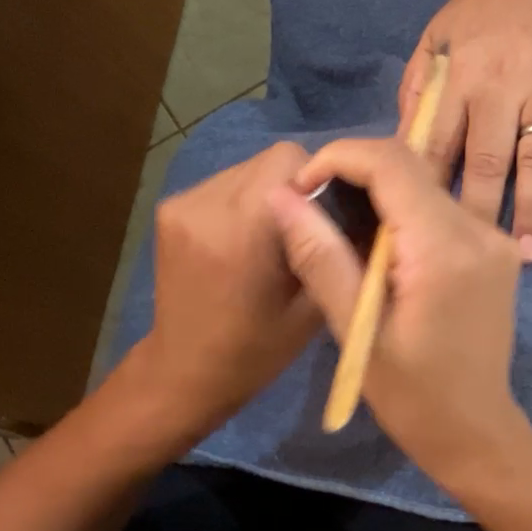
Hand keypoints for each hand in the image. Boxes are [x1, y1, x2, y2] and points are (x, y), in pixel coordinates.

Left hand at [136, 142, 320, 434]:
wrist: (184, 370)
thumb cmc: (257, 350)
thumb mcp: (312, 308)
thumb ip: (330, 250)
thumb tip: (361, 209)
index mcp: (243, 231)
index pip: (292, 162)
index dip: (320, 183)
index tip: (329, 221)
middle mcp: (206, 205)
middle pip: (271, 160)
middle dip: (297, 189)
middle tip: (307, 232)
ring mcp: (183, 203)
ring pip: (248, 168)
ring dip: (270, 195)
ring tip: (274, 240)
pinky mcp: (170, 208)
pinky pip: (225, 184)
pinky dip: (244, 203)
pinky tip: (247, 241)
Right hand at [268, 137, 528, 477]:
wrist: (476, 431)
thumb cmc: (413, 396)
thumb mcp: (356, 330)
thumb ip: (320, 257)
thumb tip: (280, 196)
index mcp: (447, 247)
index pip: (392, 162)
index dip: (339, 157)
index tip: (300, 187)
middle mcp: (481, 230)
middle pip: (412, 166)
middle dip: (355, 172)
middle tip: (312, 206)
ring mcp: (495, 239)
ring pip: (428, 184)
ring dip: (379, 191)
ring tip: (338, 226)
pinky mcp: (496, 252)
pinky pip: (443, 210)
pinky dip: (405, 212)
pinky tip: (379, 244)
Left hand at [401, 0, 531, 261]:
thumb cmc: (486, 11)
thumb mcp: (438, 36)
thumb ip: (420, 88)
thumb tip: (405, 146)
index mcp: (462, 76)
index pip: (439, 142)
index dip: (428, 189)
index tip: (420, 233)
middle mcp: (505, 87)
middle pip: (489, 159)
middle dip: (480, 211)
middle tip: (472, 262)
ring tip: (528, 252)